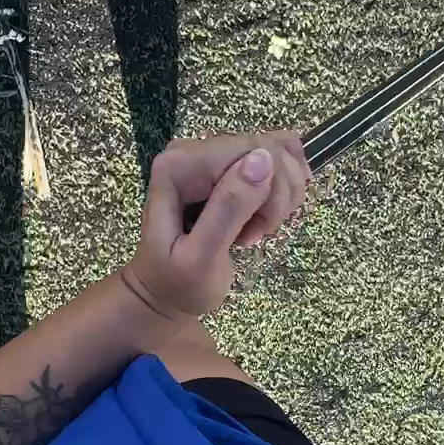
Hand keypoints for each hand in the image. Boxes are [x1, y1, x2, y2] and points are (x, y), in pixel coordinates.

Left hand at [121, 131, 309, 318]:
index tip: (256, 233)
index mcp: (178, 166)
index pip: (251, 149)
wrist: (163, 295)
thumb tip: (263, 159)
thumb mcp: (202, 257)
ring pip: (275, 155)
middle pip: (266, 149)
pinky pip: (272, 160)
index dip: (270, 190)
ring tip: (253, 230)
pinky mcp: (224, 166)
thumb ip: (229, 208)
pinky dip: (279, 191)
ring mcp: (208, 156)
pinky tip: (264, 215)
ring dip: (278, 199)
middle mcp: (191, 150)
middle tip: (255, 235)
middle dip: (276, 197)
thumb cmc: (179, 284)